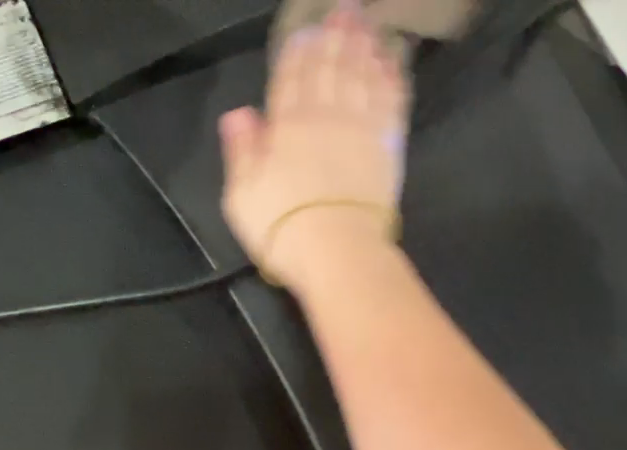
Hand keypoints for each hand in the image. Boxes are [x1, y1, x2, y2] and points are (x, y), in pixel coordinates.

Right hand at [219, 4, 410, 292]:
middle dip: (334, 36)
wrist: (337, 248)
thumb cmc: (281, 227)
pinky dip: (390, 72)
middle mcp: (325, 115)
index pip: (290, 78)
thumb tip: (236, 114)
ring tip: (364, 22)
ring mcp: (361, 125)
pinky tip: (390, 58)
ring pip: (362, 72)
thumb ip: (240, 151)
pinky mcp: (389, 142)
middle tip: (342, 10)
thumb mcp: (241, 196)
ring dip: (363, 44)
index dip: (297, 51)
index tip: (304, 29)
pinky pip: (391, 96)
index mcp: (286, 126)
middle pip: (330, 66)